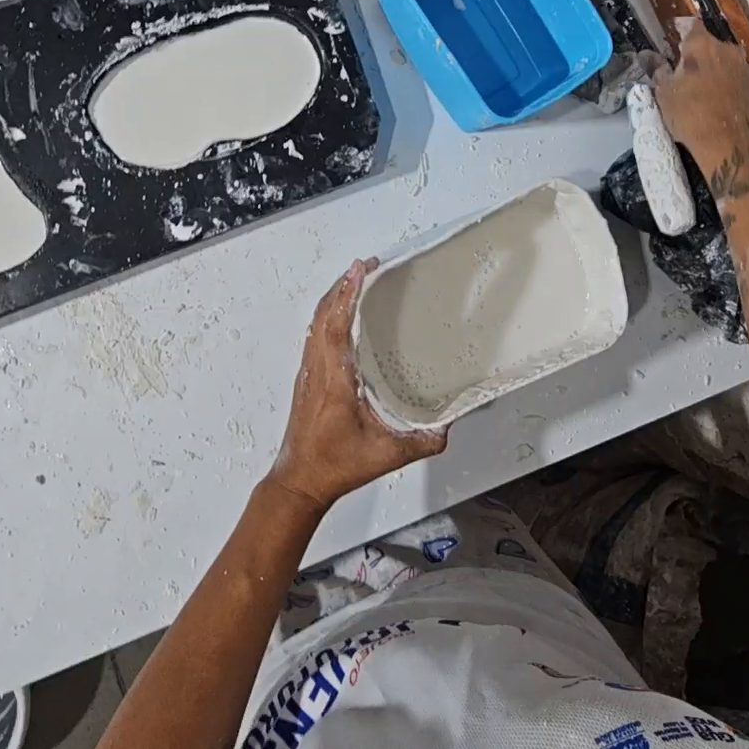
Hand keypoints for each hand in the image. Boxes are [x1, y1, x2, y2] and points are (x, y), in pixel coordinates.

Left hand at [267, 259, 446, 512]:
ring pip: (316, 323)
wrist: (299, 481)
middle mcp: (317, 371)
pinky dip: (328, 315)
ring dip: (334, 297)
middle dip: (343, 285)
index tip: (360, 270)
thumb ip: (423, 441)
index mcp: (335, 381)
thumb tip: (449, 427)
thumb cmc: (333, 467)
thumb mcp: (387, 455)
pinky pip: (315, 335)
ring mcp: (309, 373)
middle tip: (365, 266)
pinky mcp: (307, 379)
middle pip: (324, 315)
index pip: (337, 326)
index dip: (348, 294)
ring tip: (354, 279)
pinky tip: (340, 313)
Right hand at [645, 23, 748, 204]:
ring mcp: (746, 68)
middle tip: (684, 72)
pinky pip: (737, 80)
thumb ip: (657, 70)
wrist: (728, 145)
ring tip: (702, 89)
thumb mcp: (664, 94)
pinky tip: (719, 102)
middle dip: (697, 54)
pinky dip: (728, 86)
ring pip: (725, 62)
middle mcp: (728, 50)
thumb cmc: (690, 115)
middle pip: (710, 45)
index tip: (672, 38)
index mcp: (702, 46)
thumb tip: (647, 55)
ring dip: (714, 70)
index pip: (690, 26)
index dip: (680, 30)